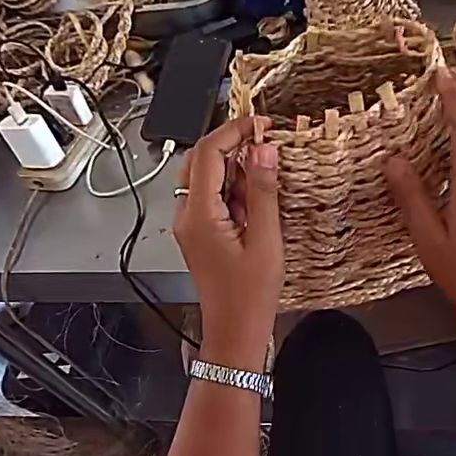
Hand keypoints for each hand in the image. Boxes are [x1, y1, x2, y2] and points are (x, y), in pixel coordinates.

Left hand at [175, 116, 281, 370]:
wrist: (235, 331)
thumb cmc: (249, 296)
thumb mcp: (265, 239)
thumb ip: (263, 191)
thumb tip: (264, 150)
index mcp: (199, 215)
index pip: (208, 153)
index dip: (234, 131)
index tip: (261, 124)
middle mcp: (187, 216)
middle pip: (203, 162)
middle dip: (235, 149)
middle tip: (268, 147)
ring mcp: (191, 225)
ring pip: (208, 179)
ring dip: (236, 173)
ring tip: (266, 192)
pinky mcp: (200, 234)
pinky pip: (213, 199)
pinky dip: (234, 193)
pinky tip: (256, 210)